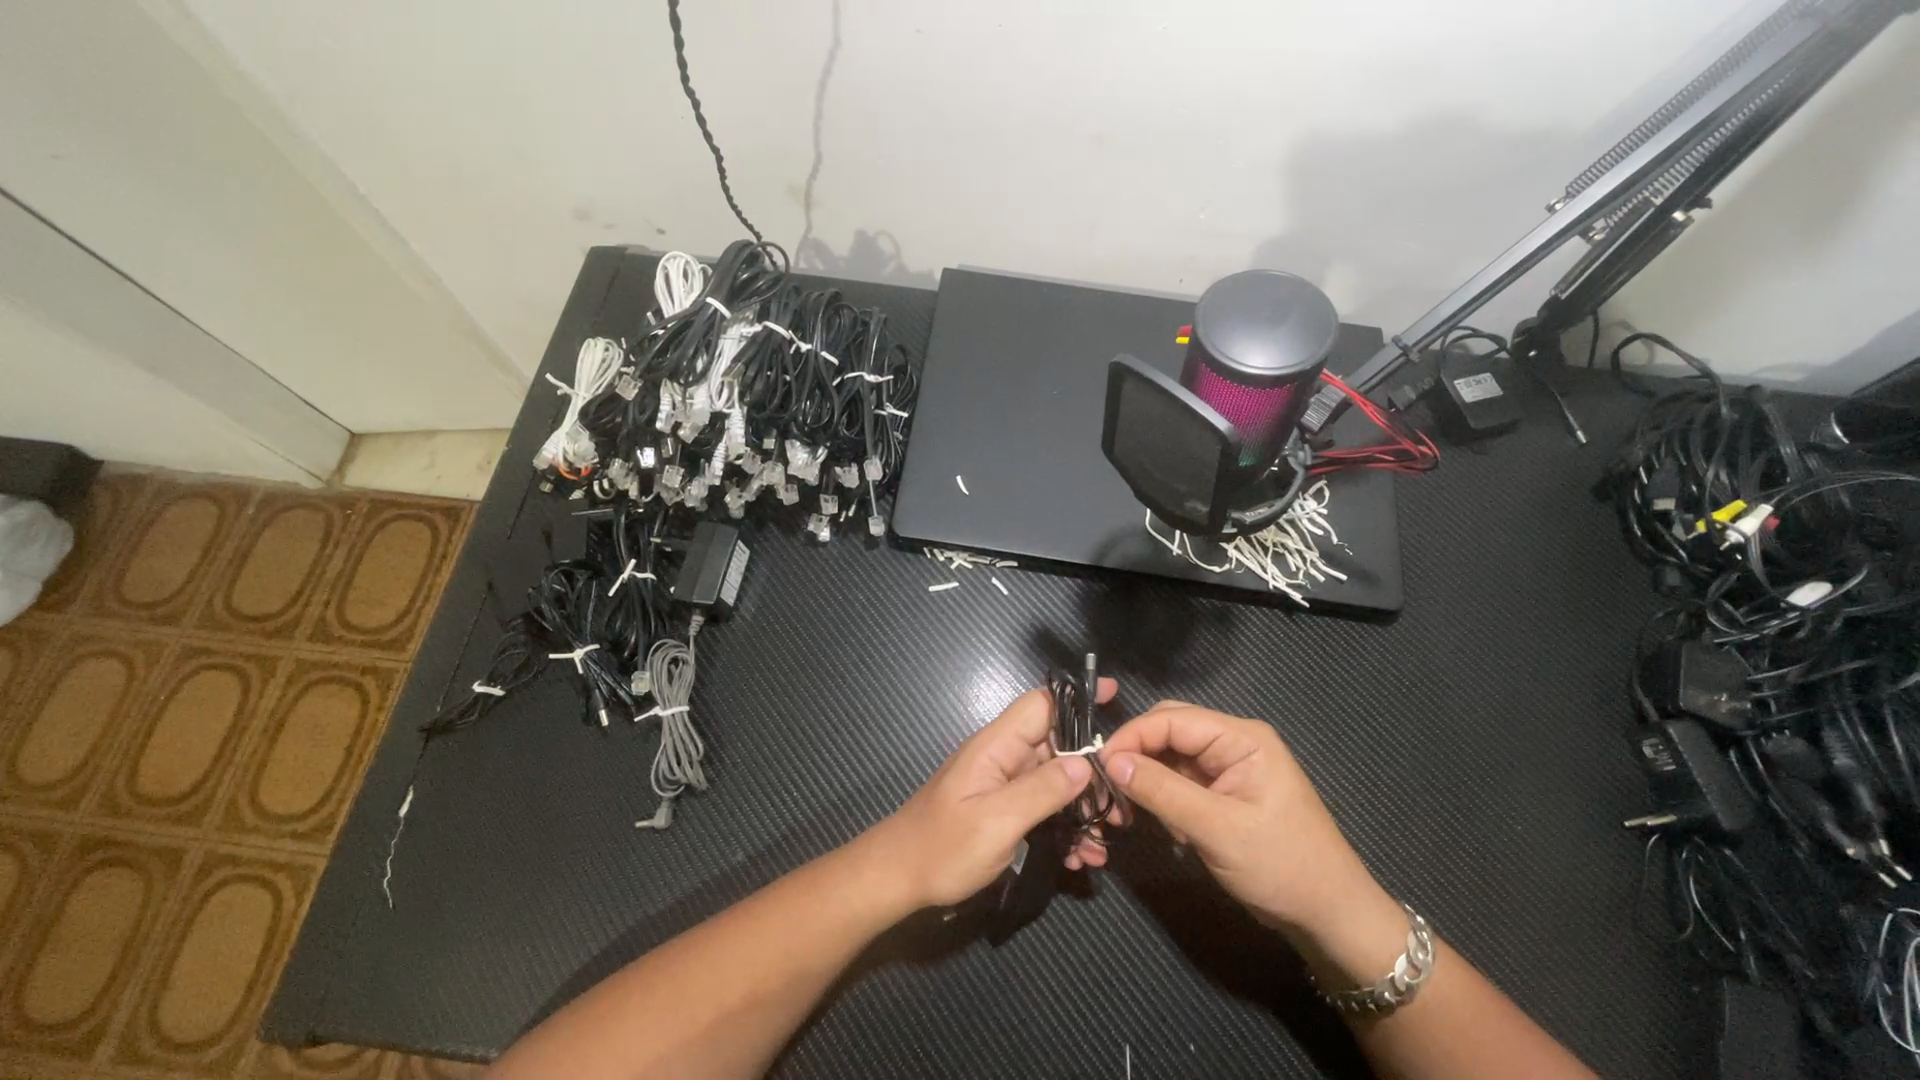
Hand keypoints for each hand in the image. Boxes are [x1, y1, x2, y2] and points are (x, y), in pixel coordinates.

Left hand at [869, 678, 1115, 908]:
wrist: (896, 880)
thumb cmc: (942, 847)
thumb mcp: (996, 821)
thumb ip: (1042, 790)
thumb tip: (1086, 762)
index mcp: (996, 747)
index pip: (1041, 705)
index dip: (1077, 699)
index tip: (1116, 697)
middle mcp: (1001, 758)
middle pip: (1057, 747)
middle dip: (1092, 773)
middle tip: (1121, 808)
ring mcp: (1001, 786)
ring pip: (1054, 782)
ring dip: (1081, 810)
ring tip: (1105, 844)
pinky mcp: (1001, 811)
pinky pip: (1042, 809)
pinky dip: (1064, 830)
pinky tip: (1082, 858)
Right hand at [1099, 701, 1394, 944]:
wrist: (1329, 916)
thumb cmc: (1281, 867)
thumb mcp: (1217, 829)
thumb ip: (1162, 791)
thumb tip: (1110, 761)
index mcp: (1241, 738)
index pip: (1170, 719)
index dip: (1130, 738)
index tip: (1098, 769)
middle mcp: (1233, 743)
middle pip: (1167, 732)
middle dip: (1135, 757)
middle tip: (1107, 791)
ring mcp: (1228, 769)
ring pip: (1169, 758)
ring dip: (1144, 782)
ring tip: (1126, 815)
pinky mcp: (1223, 794)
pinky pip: (1179, 782)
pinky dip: (1160, 799)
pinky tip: (1155, 825)